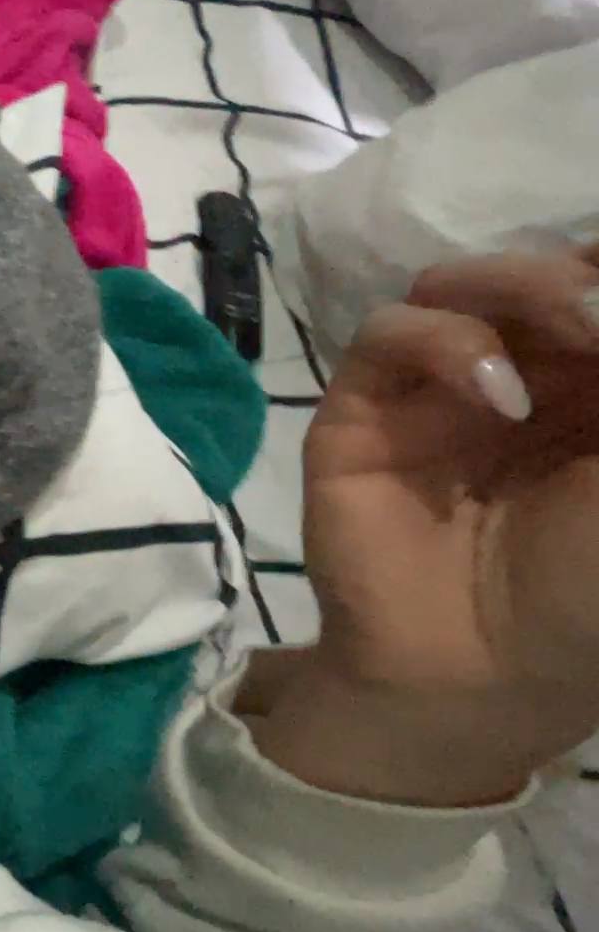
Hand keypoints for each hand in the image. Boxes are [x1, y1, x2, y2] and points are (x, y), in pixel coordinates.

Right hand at [248, 247, 598, 805]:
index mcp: (597, 387)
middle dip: (577, 277)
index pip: (596, 289)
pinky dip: (441, 343)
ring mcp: (429, 393)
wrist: (479, 660)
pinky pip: (383, 337)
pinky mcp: (357, 413)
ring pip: (451, 285)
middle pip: (535, 271)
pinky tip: (494, 393)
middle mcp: (518, 376)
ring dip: (515, 288)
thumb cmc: (597, 583)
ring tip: (573, 332)